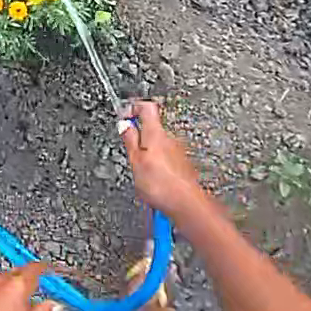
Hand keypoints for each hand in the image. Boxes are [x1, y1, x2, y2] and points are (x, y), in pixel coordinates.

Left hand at [0, 263, 57, 310]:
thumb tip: (52, 306)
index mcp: (19, 284)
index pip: (35, 268)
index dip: (43, 269)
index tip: (47, 272)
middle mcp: (1, 281)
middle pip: (17, 272)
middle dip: (26, 278)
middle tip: (33, 290)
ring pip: (2, 280)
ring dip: (10, 287)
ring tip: (15, 304)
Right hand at [119, 100, 218, 222]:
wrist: (186, 204)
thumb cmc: (161, 184)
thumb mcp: (135, 161)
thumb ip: (129, 139)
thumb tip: (124, 124)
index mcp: (156, 133)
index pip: (146, 107)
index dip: (133, 108)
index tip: (125, 117)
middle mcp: (170, 138)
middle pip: (152, 127)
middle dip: (139, 137)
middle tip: (131, 152)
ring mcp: (177, 151)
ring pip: (159, 145)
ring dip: (149, 153)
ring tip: (142, 172)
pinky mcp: (182, 164)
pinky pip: (166, 159)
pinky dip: (158, 165)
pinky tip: (154, 180)